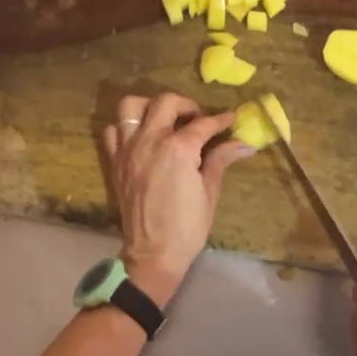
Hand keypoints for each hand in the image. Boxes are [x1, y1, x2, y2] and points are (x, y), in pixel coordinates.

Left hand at [101, 93, 252, 303]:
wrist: (153, 253)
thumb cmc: (187, 227)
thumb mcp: (209, 193)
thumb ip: (220, 161)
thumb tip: (244, 144)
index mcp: (178, 149)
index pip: (203, 124)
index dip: (220, 120)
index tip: (231, 120)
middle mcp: (150, 141)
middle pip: (166, 102)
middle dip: (186, 105)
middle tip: (198, 119)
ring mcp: (128, 149)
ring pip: (131, 106)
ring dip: (150, 106)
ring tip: (165, 119)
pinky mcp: (115, 162)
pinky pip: (112, 130)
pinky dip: (125, 126)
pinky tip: (141, 137)